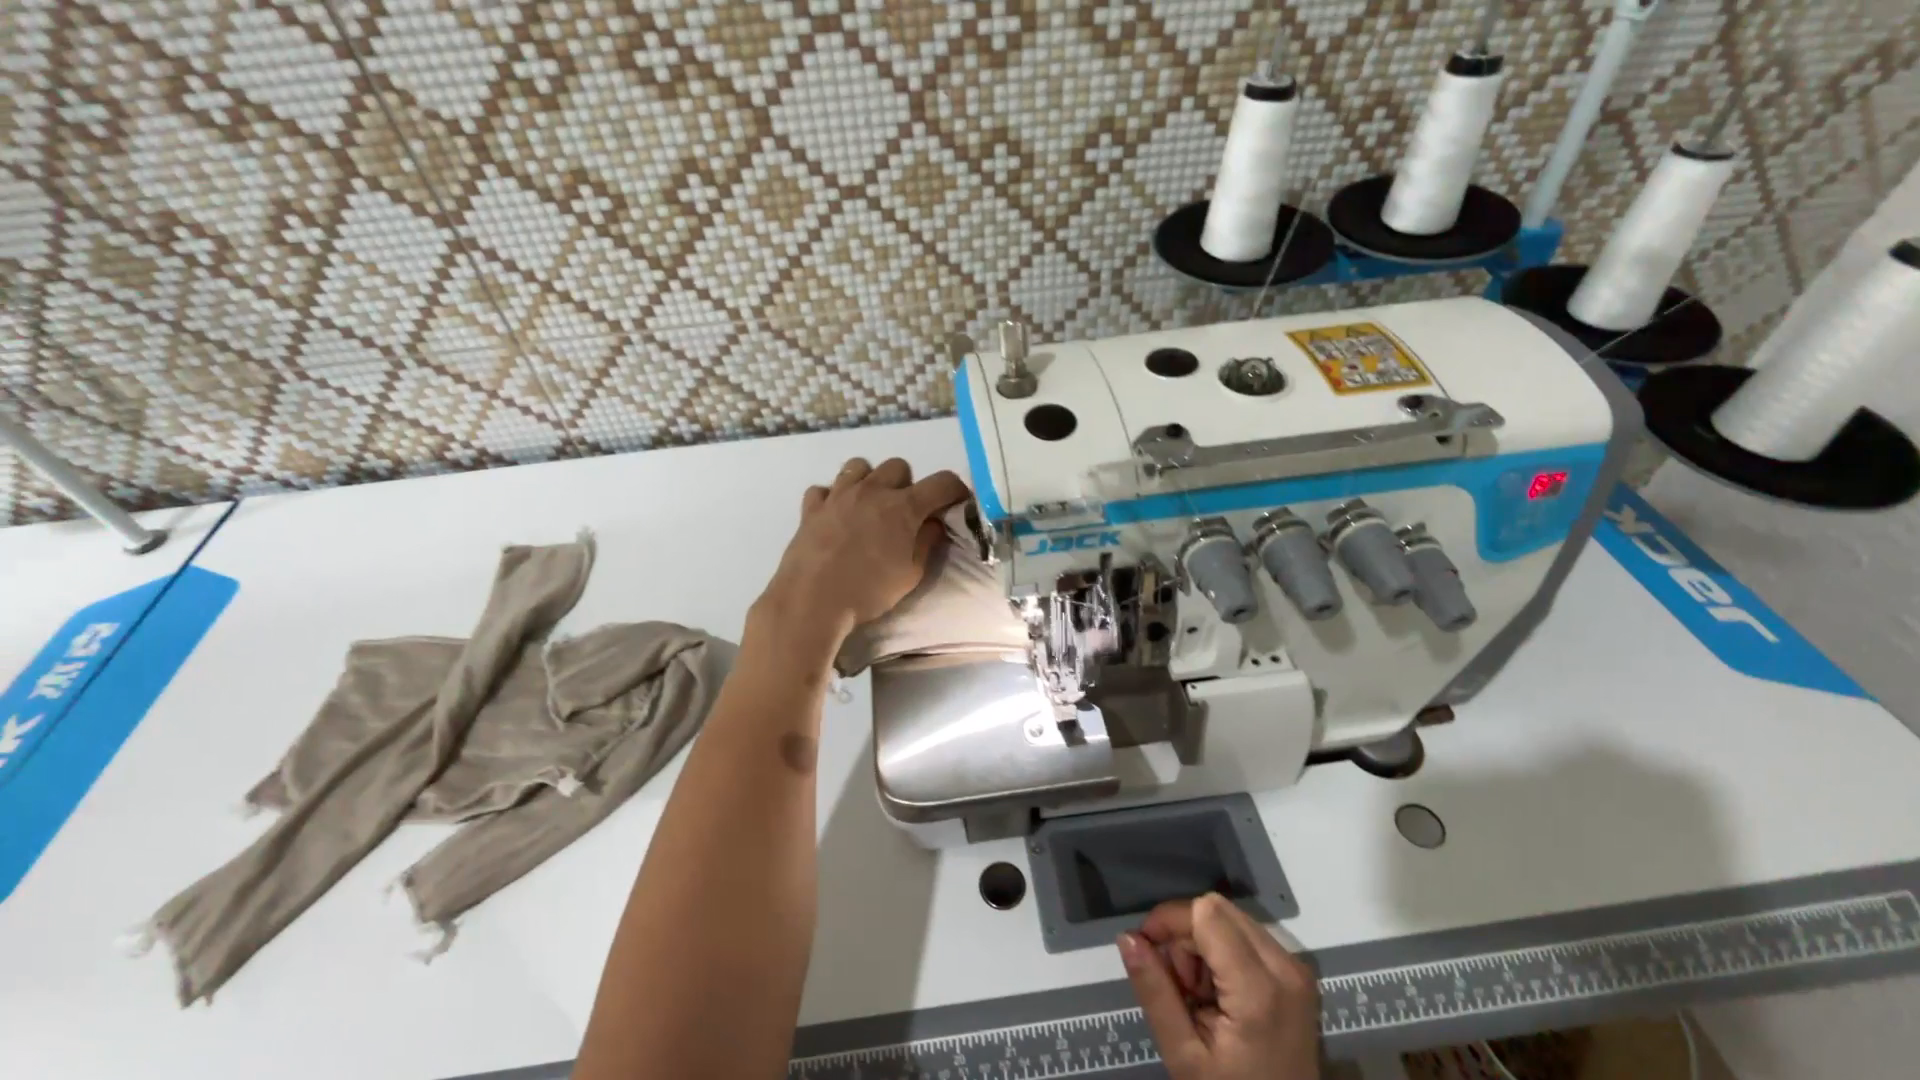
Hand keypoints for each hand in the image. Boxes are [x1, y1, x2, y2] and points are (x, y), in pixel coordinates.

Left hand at [755, 457, 969, 649]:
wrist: (812, 599)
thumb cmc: (868, 591)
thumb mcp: (911, 575)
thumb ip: (927, 543)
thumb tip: (933, 524)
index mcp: (903, 507)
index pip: (942, 482)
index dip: (955, 489)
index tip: (956, 502)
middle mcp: (872, 491)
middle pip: (898, 466)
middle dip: (907, 484)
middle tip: (904, 512)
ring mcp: (838, 495)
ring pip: (859, 466)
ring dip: (869, 480)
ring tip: (868, 506)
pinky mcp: (811, 507)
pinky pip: (824, 489)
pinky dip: (832, 498)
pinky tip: (835, 516)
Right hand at [1118, 893, 1321, 1079]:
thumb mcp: (1183, 1054)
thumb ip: (1155, 991)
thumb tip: (1128, 937)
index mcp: (1259, 988)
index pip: (1205, 912)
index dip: (1168, 920)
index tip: (1147, 951)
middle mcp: (1285, 966)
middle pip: (1218, 910)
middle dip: (1185, 934)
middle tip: (1176, 985)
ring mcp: (1296, 970)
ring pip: (1232, 919)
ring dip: (1203, 944)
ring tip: (1197, 996)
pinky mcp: (1297, 976)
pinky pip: (1249, 937)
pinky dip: (1223, 952)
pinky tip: (1218, 996)